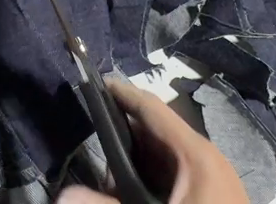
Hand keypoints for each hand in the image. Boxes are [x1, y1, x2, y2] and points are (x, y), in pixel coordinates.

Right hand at [57, 79, 247, 203]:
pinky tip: (130, 194)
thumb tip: (61, 196)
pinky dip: (151, 182)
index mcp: (197, 155)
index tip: (94, 83)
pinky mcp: (213, 201)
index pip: (153, 109)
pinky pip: (175, 179)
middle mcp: (207, 161)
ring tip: (108, 176)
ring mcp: (213, 184)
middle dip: (123, 136)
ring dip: (135, 163)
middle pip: (157, 133)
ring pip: (165, 159)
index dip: (123, 94)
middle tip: (92, 140)